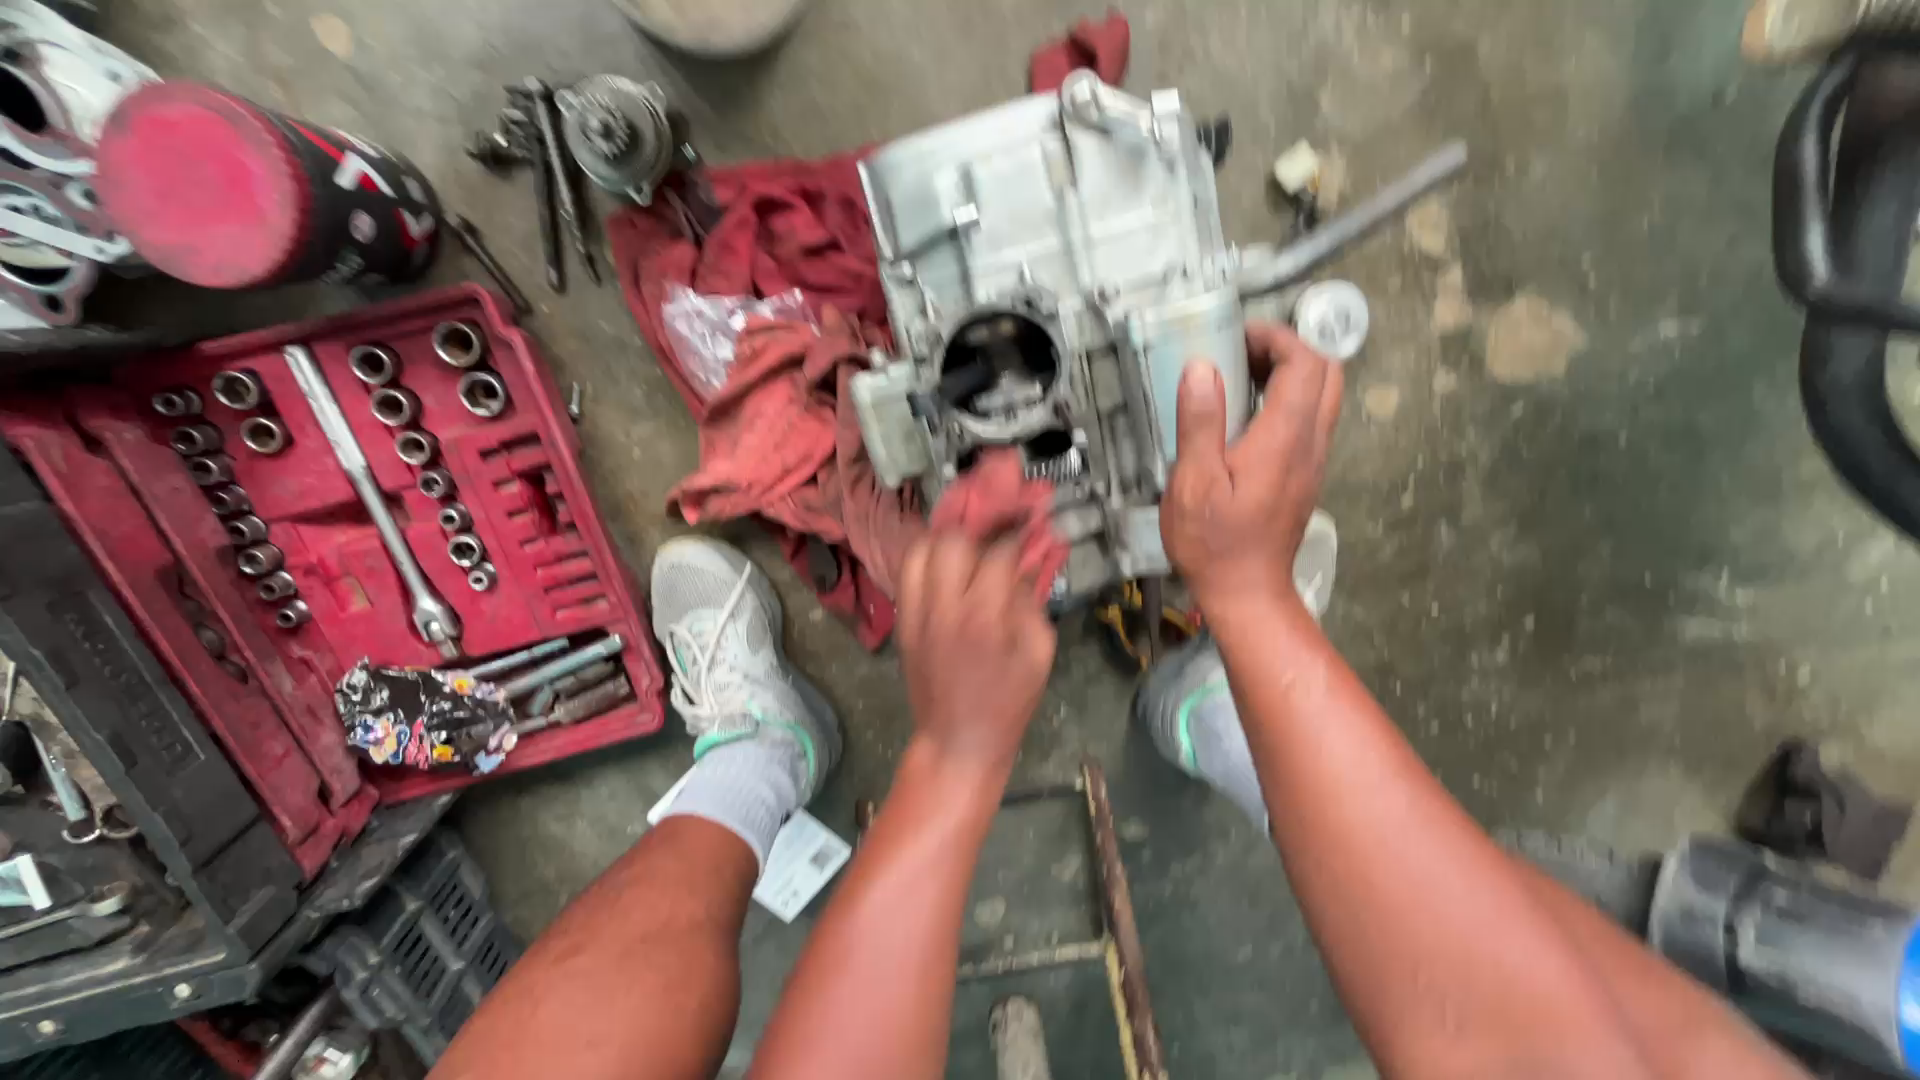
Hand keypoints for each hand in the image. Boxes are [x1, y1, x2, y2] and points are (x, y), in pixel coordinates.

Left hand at [897, 531, 1056, 777]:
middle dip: (979, 528)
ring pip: (922, 548)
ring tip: (969, 542)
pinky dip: (926, 556)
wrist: (957, 740)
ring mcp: (916, 612)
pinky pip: (907, 570)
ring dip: (947, 538)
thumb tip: (1028, 558)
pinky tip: (946, 560)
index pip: (999, 553)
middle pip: (953, 540)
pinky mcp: (902, 620)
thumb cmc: (1009, 701)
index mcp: (984, 617)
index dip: (1018, 533)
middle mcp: (944, 607)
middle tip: (996, 531)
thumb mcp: (1039, 652)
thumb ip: (1032, 599)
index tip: (1030, 525)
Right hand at [1162, 322, 1342, 619]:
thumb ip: (1200, 422)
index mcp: (1284, 438)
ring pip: (1324, 396)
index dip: (1277, 338)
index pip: (1305, 363)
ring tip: (1242, 378)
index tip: (1237, 336)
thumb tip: (1203, 367)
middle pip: (1327, 373)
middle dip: (1289, 349)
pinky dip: (1289, 400)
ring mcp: (1314, 460)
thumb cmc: (1213, 541)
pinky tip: (1248, 416)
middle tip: (1242, 354)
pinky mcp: (1307, 475)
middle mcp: (1311, 443)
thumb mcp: (1193, 482)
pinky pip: (1312, 420)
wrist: (1246, 592)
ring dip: (1292, 374)